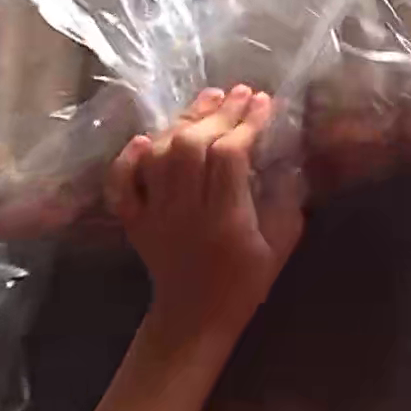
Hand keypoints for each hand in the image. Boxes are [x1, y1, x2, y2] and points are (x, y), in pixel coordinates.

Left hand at [105, 85, 304, 334]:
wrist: (194, 318)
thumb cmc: (247, 279)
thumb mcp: (284, 239)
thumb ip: (288, 196)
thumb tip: (287, 156)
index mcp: (225, 217)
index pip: (230, 155)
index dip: (247, 123)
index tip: (265, 101)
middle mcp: (184, 211)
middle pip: (192, 147)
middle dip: (220, 113)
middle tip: (242, 91)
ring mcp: (153, 215)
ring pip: (160, 156)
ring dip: (185, 121)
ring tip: (209, 100)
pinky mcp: (134, 221)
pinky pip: (122, 184)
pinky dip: (130, 158)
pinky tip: (147, 138)